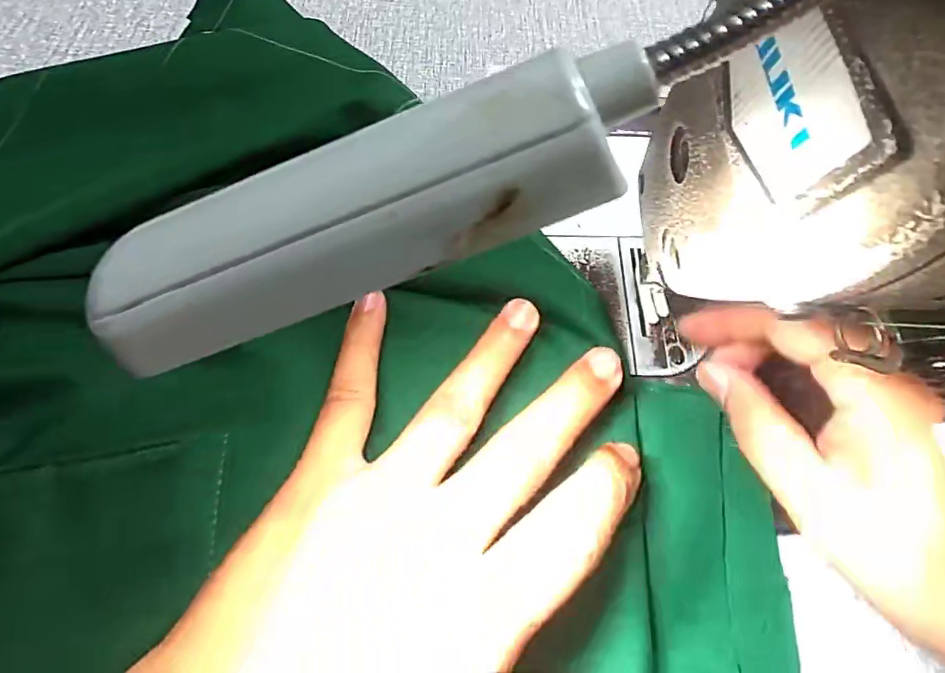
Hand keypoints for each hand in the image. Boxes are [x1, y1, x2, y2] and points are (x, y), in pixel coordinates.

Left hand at [137, 292, 640, 672]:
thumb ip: (499, 649)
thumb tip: (531, 610)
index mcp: (478, 613)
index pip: (568, 536)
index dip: (604, 492)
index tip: (626, 456)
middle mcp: (436, 538)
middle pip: (523, 455)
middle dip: (569, 405)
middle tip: (600, 362)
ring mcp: (377, 499)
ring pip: (453, 411)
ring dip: (492, 357)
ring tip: (521, 312)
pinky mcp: (318, 485)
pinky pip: (348, 403)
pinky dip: (360, 350)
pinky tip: (372, 305)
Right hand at [683, 306, 944, 672]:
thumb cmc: (930, 567)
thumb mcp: (824, 507)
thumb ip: (761, 430)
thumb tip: (715, 375)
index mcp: (881, 382)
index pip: (790, 322)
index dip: (731, 320)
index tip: (687, 331)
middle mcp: (908, 364)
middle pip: (812, 324)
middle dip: (752, 339)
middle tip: (711, 369)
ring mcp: (928, 377)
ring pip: (835, 343)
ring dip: (782, 355)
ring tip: (740, 380)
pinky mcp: (938, 396)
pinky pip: (861, 365)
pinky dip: (815, 372)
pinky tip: (794, 397)